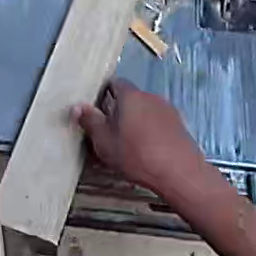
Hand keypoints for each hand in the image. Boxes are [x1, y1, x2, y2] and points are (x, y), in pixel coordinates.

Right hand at [73, 79, 219, 207]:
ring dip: (136, 121)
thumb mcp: (105, 141)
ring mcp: (168, 109)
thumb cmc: (137, 154)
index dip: (103, 94)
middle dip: (119, 110)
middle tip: (109, 131)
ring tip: (128, 143)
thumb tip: (76, 106)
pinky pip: (158, 122)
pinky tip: (147, 149)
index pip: (115, 83)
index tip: (97, 111)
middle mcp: (151, 96)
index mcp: (131, 95)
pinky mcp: (179, 124)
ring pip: (145, 110)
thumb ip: (90, 121)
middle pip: (131, 97)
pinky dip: (151, 130)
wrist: (179, 172)